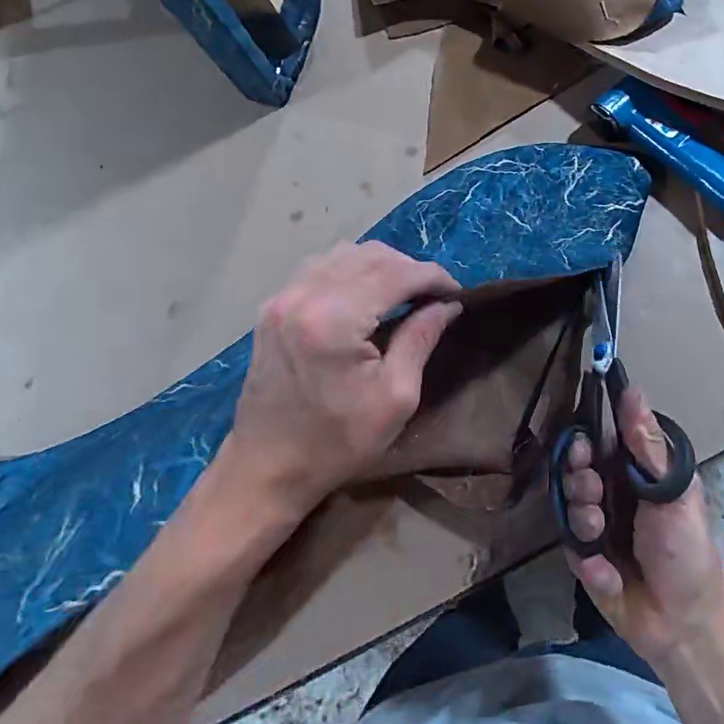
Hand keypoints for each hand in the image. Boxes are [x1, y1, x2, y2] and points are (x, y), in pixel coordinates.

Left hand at [223, 242, 461, 516]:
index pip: (398, 273)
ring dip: (383, 266)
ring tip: (406, 294)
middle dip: (412, 269)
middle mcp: (304, 296)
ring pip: (347, 253)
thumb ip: (421, 338)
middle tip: (435, 297)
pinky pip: (322, 266)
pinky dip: (354, 270)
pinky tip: (369, 295)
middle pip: (373, 256)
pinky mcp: (274, 307)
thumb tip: (449, 304)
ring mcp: (283, 298)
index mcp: (334, 319)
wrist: (266, 469)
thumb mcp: (396, 396)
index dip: (435, 277)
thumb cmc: (337, 442)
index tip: (458, 294)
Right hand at [561, 387, 723, 664]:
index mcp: (637, 471)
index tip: (582, 440)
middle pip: (577, 469)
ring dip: (583, 516)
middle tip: (592, 488)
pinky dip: (590, 562)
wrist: (684, 623)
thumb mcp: (676, 492)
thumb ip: (649, 446)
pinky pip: (572, 550)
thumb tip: (632, 391)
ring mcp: (597, 527)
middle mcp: (613, 492)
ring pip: (570, 505)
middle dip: (579, 476)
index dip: (587, 437)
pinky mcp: (585, 562)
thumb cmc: (688, 549)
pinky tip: (610, 572)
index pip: (603, 440)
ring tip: (600, 530)